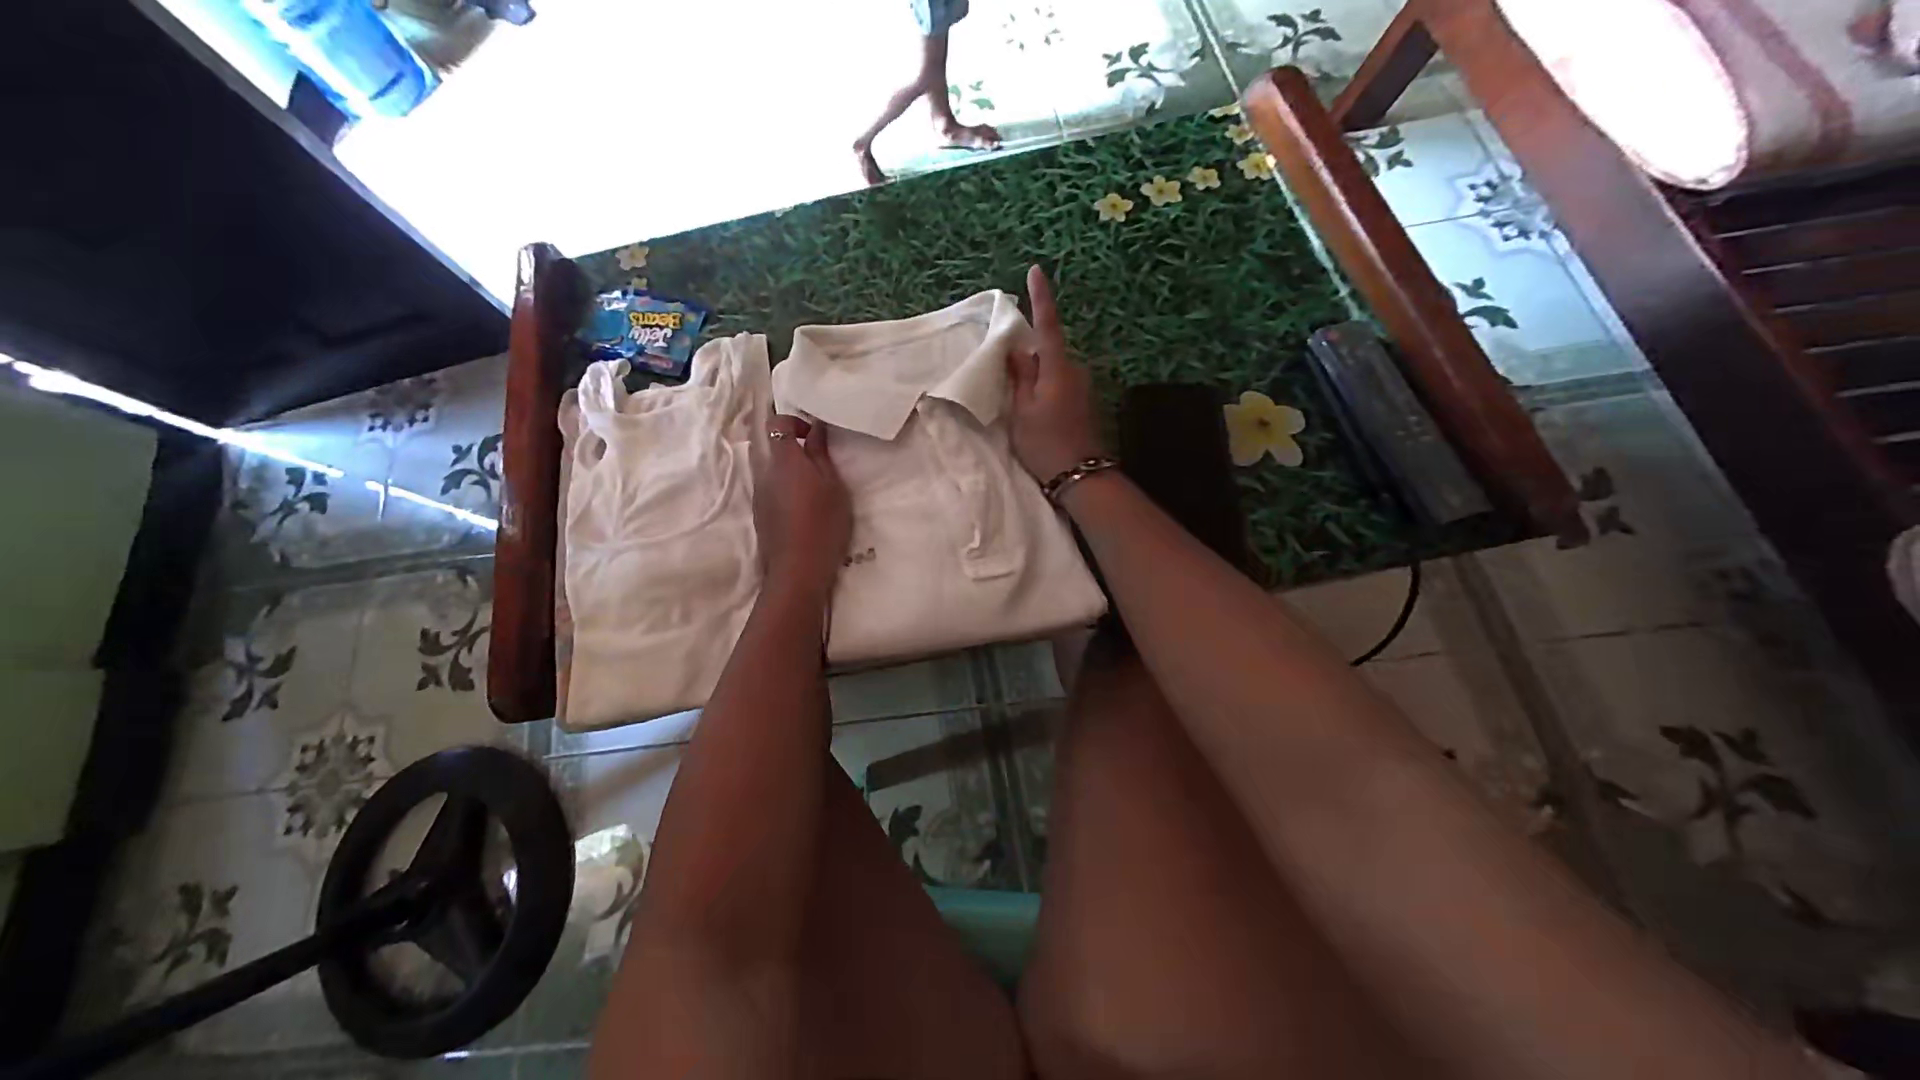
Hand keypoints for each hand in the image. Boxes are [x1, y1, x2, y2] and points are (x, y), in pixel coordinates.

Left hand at [754, 414, 851, 598]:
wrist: (797, 570)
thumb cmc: (823, 523)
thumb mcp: (833, 485)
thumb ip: (820, 454)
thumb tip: (815, 427)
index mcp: (783, 460)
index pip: (776, 422)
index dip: (793, 420)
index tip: (813, 434)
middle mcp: (764, 472)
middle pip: (770, 446)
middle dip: (791, 446)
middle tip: (817, 460)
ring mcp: (759, 494)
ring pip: (770, 469)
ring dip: (788, 470)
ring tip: (812, 486)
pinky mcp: (760, 513)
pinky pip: (770, 489)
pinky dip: (784, 488)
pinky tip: (802, 507)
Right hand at [1009, 264, 1105, 481]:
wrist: (1081, 476)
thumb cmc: (1046, 443)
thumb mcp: (1023, 411)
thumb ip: (1020, 376)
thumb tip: (1018, 348)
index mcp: (1057, 367)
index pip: (1048, 324)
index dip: (1041, 297)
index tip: (1036, 271)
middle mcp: (1074, 370)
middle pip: (1049, 348)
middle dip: (1029, 348)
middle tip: (1006, 361)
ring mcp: (1081, 386)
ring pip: (1053, 367)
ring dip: (1036, 370)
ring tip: (1016, 392)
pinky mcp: (1082, 402)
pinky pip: (1058, 381)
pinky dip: (1043, 383)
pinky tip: (1032, 403)